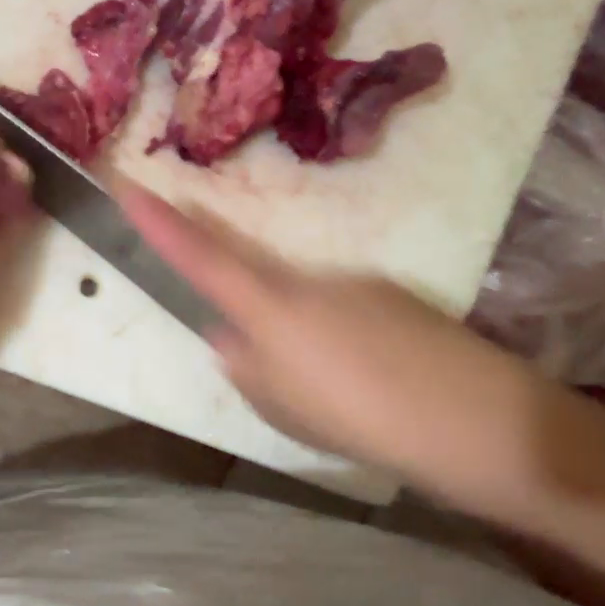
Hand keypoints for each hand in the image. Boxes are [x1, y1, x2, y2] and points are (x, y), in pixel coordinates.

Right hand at [115, 177, 540, 479]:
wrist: (474, 418)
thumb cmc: (353, 418)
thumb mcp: (275, 403)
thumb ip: (243, 363)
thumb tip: (231, 335)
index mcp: (269, 307)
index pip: (201, 258)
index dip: (161, 224)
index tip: (130, 188)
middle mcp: (311, 280)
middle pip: (251, 273)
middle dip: (233, 295)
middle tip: (246, 343)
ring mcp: (359, 282)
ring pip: (299, 299)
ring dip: (291, 333)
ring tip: (317, 387)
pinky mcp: (396, 297)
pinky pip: (339, 309)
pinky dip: (331, 339)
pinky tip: (354, 379)